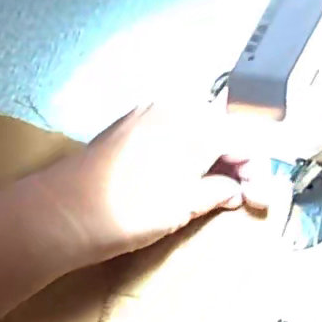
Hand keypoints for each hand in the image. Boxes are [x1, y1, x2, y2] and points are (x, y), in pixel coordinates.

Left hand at [9, 100, 281, 270]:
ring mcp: (143, 116)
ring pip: (192, 132)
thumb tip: (234, 189)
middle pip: (217, 130)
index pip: (242, 137)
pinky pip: (166, 136)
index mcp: (194, 121)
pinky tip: (182, 181)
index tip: (260, 197)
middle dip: (233, 161)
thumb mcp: (181, 206)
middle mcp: (170, 107)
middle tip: (241, 195)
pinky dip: (182, 156)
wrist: (60, 213)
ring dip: (208, 159)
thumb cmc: (126, 212)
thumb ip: (215, 191)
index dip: (255, 169)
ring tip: (213, 193)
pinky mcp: (123, 130)